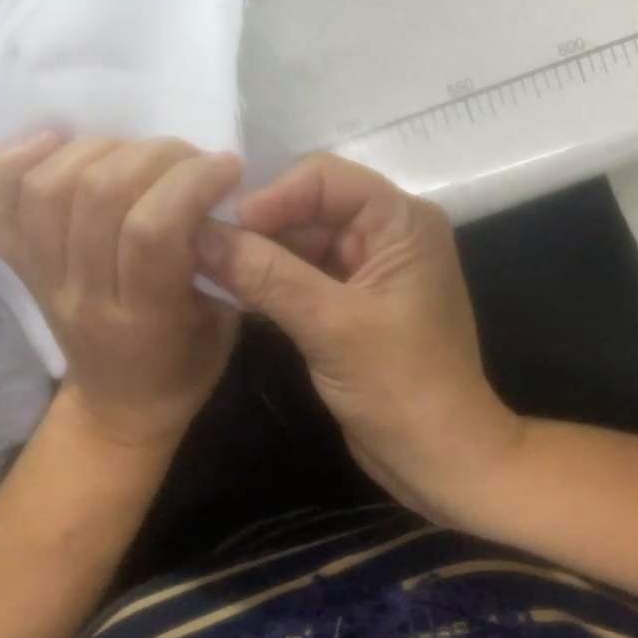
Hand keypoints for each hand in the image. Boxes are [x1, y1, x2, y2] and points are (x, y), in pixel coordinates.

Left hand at [0, 131, 242, 449]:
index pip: (152, 230)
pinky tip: (54, 142)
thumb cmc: (186, 365)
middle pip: (97, 196)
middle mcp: (83, 297)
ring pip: (47, 189)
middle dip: (154, 154)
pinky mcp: (18, 268)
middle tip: (187, 156)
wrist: (120, 408)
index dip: (191, 181)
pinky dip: (12, 160)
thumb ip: (227, 260)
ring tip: (134, 152)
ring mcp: (42, 281)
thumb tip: (219, 192)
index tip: (226, 167)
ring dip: (99, 148)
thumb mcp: (226, 321)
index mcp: (146, 320)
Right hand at [195, 154, 521, 526]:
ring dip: (258, 255)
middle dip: (258, 227)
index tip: (222, 226)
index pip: (326, 179)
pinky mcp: (352, 306)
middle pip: (310, 208)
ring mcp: (370, 272)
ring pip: (302, 243)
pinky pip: (303, 277)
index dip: (273, 196)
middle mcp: (389, 236)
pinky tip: (227, 290)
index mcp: (403, 223)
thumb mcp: (331, 326)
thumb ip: (267, 275)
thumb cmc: (400, 388)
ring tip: (202, 265)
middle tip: (197, 245)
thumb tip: (199, 234)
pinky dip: (269, 282)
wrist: (440, 458)